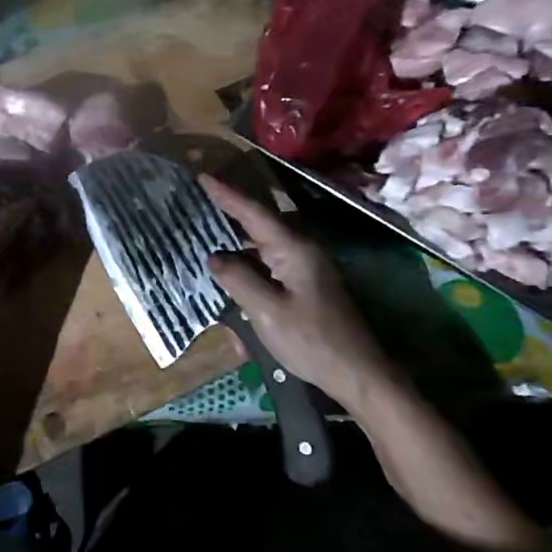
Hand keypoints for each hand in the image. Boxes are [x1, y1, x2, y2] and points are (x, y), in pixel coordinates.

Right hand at [199, 174, 402, 410]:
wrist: (357, 375)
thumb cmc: (312, 341)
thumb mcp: (267, 311)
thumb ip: (238, 280)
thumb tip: (214, 257)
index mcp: (294, 250)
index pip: (254, 213)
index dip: (227, 195)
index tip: (202, 176)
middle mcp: (300, 254)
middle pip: (255, 233)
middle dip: (226, 229)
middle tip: (194, 219)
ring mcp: (303, 273)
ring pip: (258, 261)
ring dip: (236, 276)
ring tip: (212, 283)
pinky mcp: (303, 291)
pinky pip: (267, 283)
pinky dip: (249, 298)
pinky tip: (240, 329)